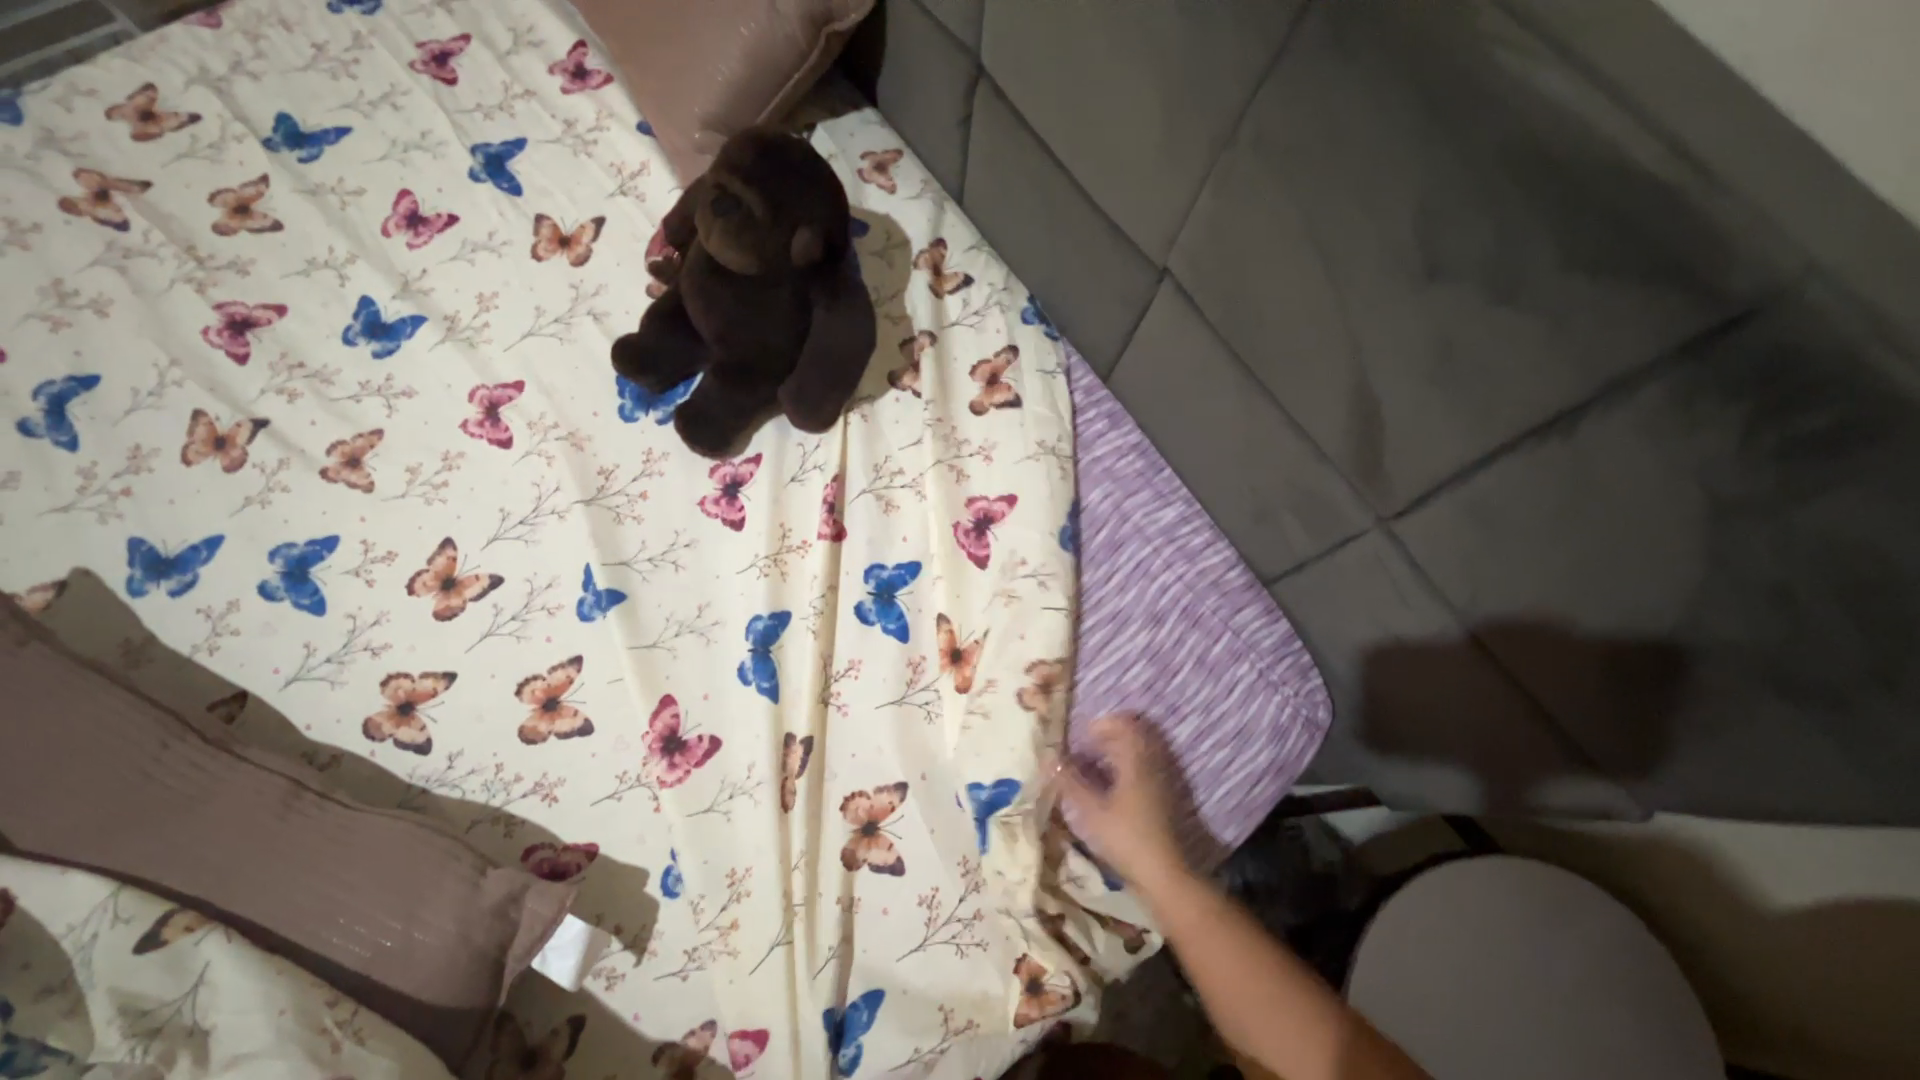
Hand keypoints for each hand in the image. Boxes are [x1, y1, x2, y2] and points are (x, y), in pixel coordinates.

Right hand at [1054, 713, 1189, 894]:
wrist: (1165, 873)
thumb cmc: (1126, 838)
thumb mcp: (1091, 811)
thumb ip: (1069, 782)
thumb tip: (1048, 759)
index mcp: (1137, 759)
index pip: (1124, 724)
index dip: (1101, 725)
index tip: (1081, 739)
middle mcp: (1154, 763)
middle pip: (1133, 736)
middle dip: (1107, 739)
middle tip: (1084, 755)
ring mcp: (1164, 780)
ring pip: (1140, 753)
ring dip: (1117, 755)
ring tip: (1093, 773)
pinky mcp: (1168, 797)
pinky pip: (1147, 769)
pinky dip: (1128, 771)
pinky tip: (1111, 791)